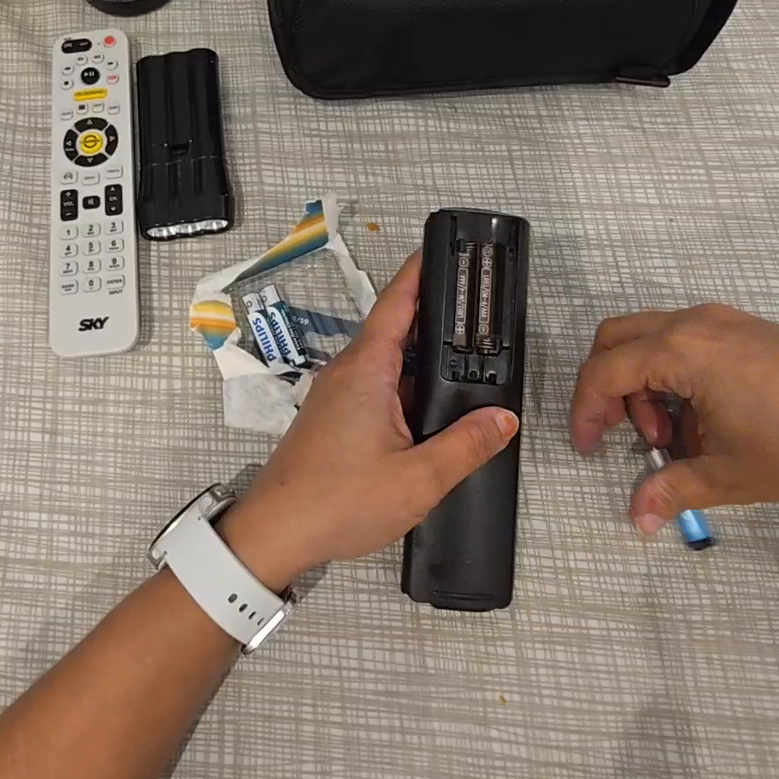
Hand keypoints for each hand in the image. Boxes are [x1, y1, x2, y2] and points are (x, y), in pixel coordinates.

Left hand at [219, 251, 519, 590]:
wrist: (275, 531)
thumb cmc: (339, 501)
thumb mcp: (416, 479)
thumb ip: (465, 445)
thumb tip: (503, 418)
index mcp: (366, 369)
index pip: (396, 303)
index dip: (421, 271)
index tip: (444, 247)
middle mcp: (348, 370)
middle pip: (395, 327)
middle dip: (435, 315)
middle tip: (478, 308)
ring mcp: (336, 392)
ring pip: (387, 360)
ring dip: (422, 356)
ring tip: (467, 355)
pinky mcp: (333, 415)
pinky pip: (376, 384)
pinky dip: (406, 382)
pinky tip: (431, 402)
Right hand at [567, 304, 778, 532]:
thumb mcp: (733, 475)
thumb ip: (673, 491)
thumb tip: (636, 520)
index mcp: (682, 350)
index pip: (604, 372)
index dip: (585, 412)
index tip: (588, 449)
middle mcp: (696, 323)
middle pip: (615, 339)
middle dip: (608, 388)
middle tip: (628, 436)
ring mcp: (727, 321)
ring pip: (650, 338)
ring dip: (645, 383)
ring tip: (681, 436)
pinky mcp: (752, 329)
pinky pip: (687, 341)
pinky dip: (676, 374)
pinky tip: (711, 418)